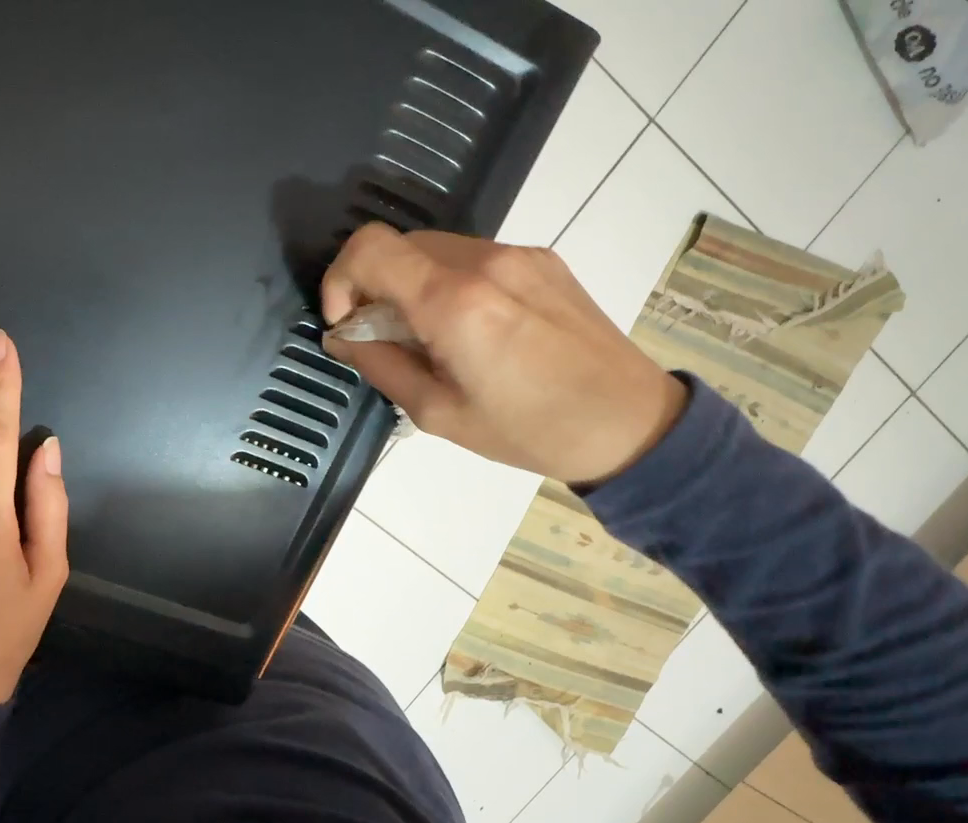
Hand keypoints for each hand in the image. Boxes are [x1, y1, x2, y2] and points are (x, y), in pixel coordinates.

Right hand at [320, 224, 686, 485]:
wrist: (627, 421)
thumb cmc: (526, 430)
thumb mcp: (435, 413)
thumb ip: (380, 365)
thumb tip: (342, 337)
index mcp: (454, 302)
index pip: (369, 249)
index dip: (340, 279)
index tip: (346, 323)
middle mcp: (484, 262)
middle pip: (398, 246)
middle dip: (373, 288)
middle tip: (384, 339)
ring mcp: (518, 255)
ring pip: (433, 250)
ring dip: (410, 286)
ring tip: (428, 340)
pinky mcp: (541, 260)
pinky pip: (471, 259)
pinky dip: (447, 285)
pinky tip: (468, 331)